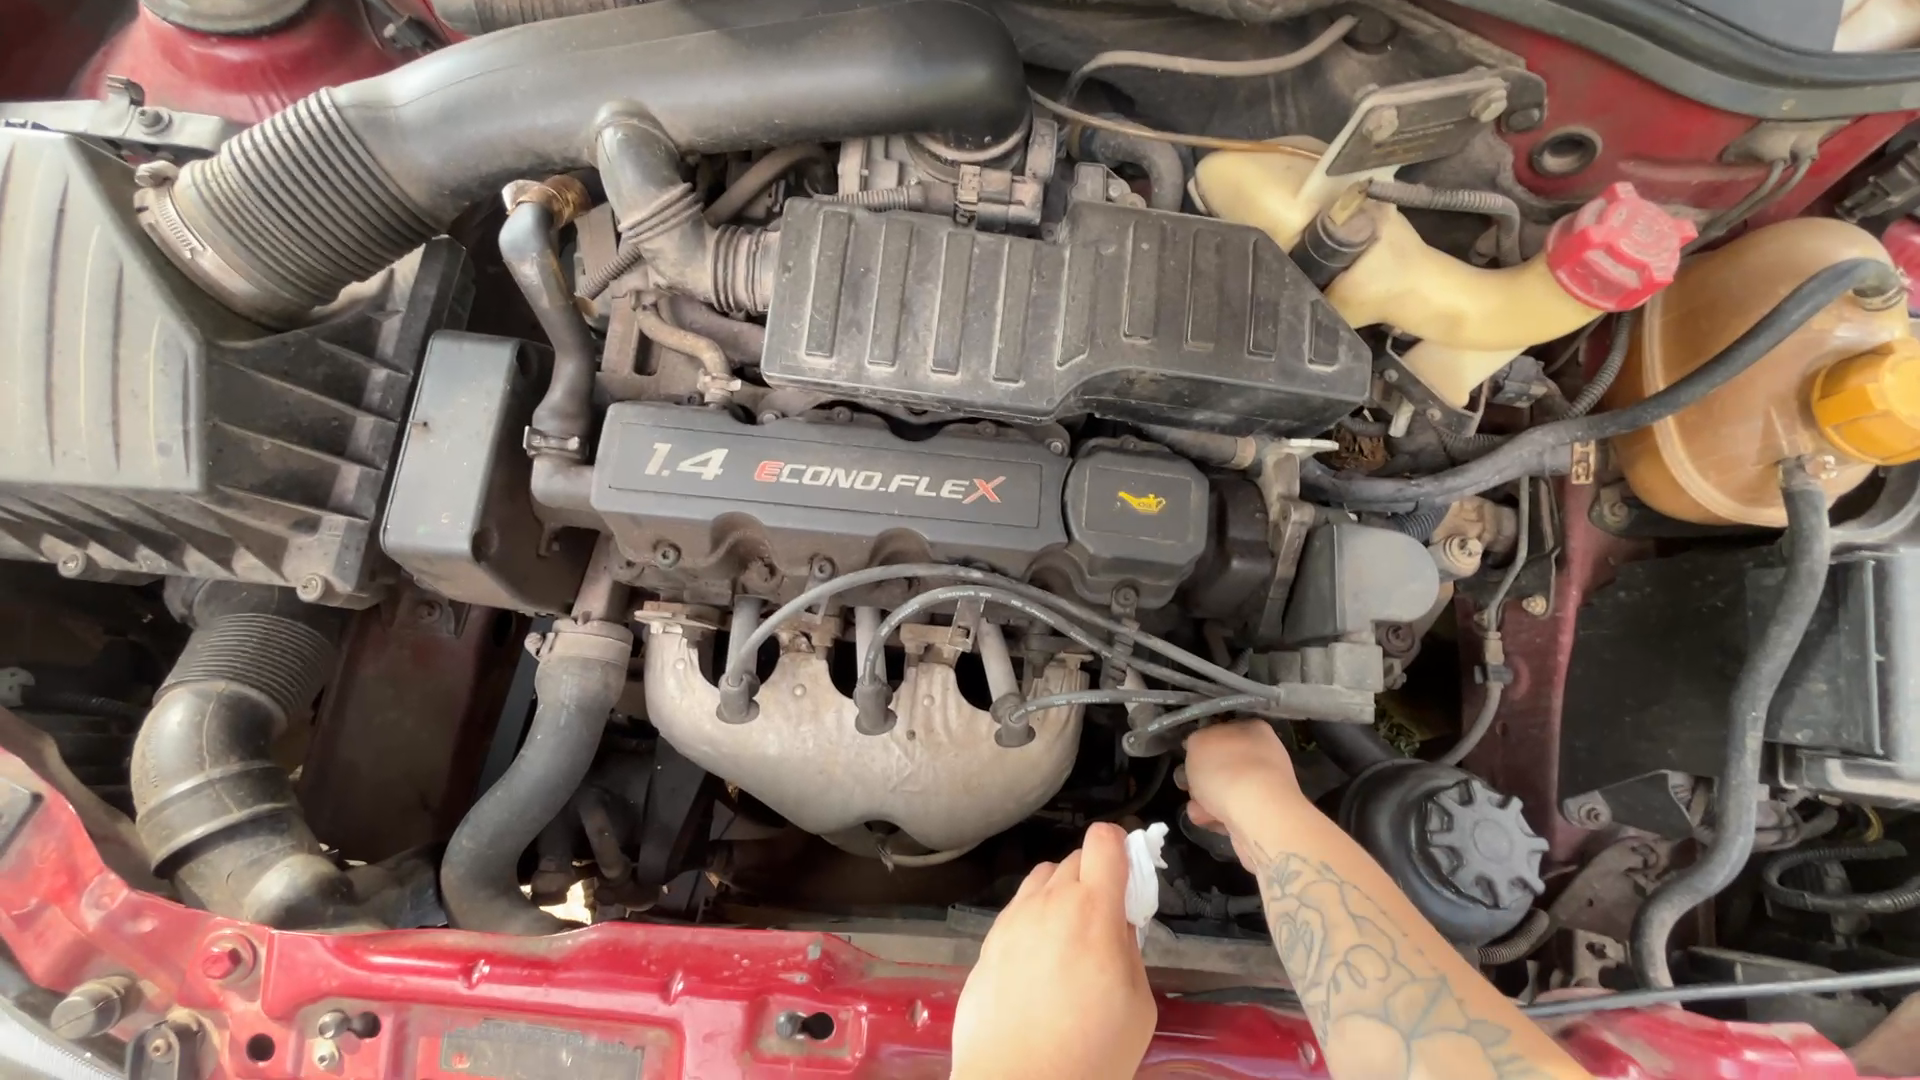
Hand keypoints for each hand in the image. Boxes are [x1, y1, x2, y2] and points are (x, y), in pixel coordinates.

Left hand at [950, 823, 1156, 1079]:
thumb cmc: (1090, 1052)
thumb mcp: (1138, 1005)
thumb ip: (1128, 950)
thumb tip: (1117, 924)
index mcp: (1092, 908)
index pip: (1104, 840)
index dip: (1120, 847)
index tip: (1128, 875)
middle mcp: (1049, 900)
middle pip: (1075, 858)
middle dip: (1095, 877)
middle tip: (1105, 921)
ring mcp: (1013, 918)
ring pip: (1042, 879)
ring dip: (1061, 893)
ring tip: (1069, 940)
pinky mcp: (989, 940)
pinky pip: (1018, 910)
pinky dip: (1035, 920)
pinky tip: (1039, 964)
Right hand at [1182, 721, 1304, 836]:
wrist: (1258, 815)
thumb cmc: (1225, 769)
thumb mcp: (1197, 742)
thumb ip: (1195, 741)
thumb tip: (1199, 748)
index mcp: (1252, 729)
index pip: (1221, 730)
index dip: (1200, 744)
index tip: (1187, 756)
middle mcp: (1263, 755)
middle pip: (1220, 763)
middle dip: (1199, 776)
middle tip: (1187, 783)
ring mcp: (1265, 786)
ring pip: (1223, 789)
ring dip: (1204, 798)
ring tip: (1196, 807)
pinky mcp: (1263, 814)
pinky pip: (1231, 811)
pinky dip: (1217, 815)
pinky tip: (1208, 819)